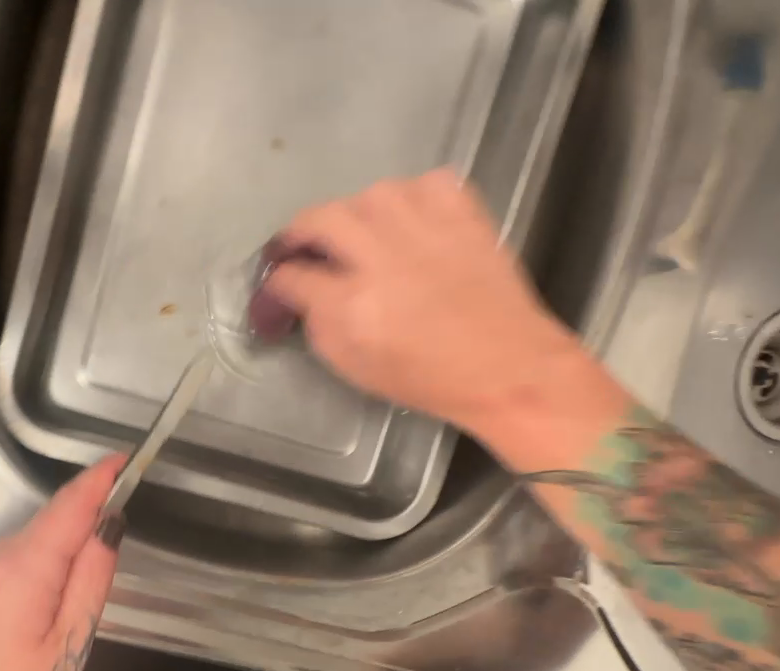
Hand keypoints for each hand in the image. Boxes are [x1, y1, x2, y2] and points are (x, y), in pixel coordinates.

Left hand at [0, 456, 123, 670]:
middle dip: (80, 535)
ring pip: (25, 549)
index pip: (68, 506)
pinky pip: (3, 566)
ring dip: (52, 563)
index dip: (98, 480)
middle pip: (48, 527)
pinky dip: (27, 576)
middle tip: (101, 580)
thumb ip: (91, 581)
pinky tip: (25, 624)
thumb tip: (109, 524)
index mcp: (21, 571)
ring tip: (55, 624)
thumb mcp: (68, 649)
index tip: (124, 460)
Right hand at [263, 169, 585, 427]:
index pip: (292, 277)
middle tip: (296, 247)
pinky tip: (406, 220)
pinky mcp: (464, 216)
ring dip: (353, 211)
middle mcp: (383, 258)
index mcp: (351, 305)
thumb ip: (319, 325)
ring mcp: (427, 231)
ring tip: (354, 232)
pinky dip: (410, 197)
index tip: (276, 291)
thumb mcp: (354, 366)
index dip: (274, 285)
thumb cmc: (425, 379)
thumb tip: (303, 295)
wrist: (504, 368)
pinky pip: (427, 183)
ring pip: (371, 194)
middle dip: (298, 233)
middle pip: (322, 219)